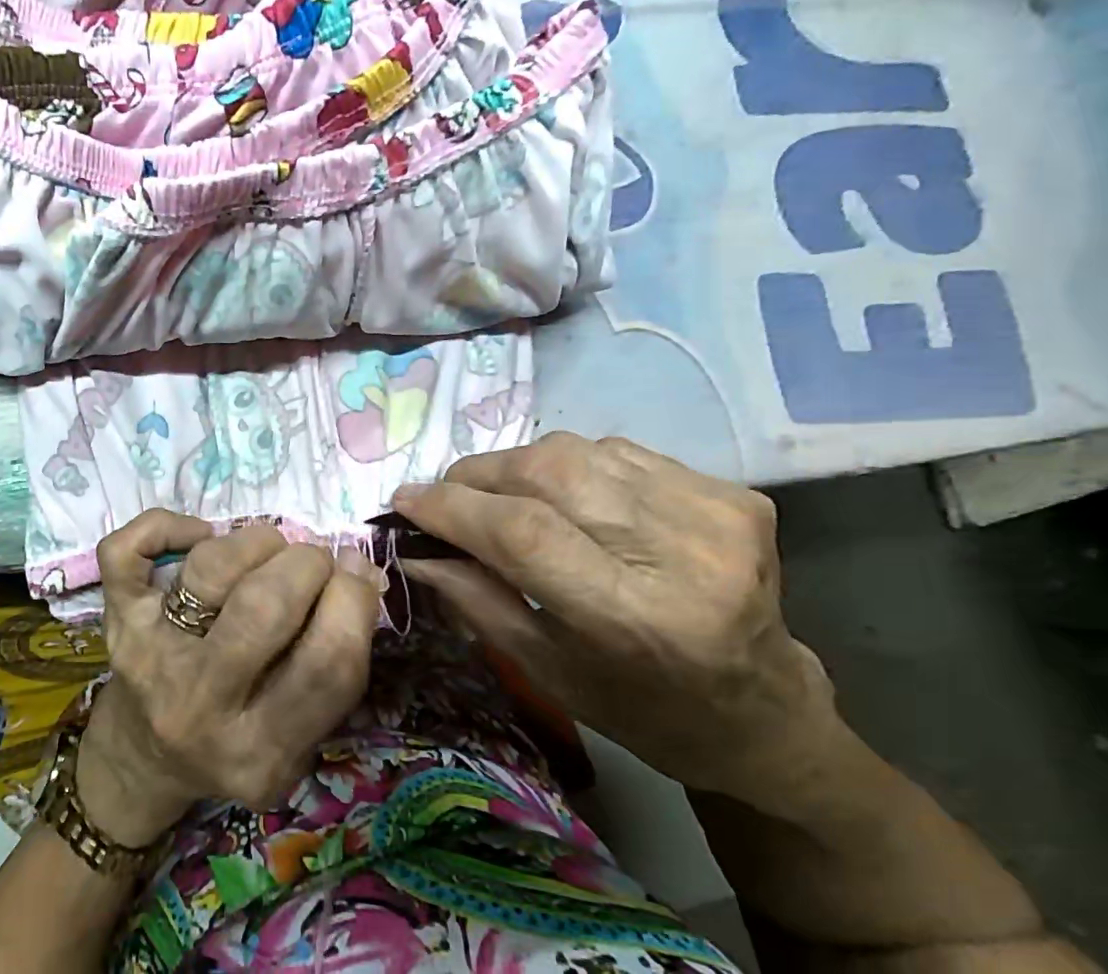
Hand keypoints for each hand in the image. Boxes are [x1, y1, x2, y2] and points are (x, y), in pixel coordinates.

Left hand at [73, 511, 381, 846]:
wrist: (144, 758)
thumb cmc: (234, 743)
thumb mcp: (297, 738)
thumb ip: (334, 666)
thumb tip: (361, 569)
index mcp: (259, 750)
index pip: (327, 664)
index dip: (354, 602)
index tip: (355, 576)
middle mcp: (198, 704)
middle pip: (265, 606)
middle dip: (306, 564)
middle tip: (313, 561)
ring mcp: (148, 657)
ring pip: (208, 568)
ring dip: (255, 540)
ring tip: (270, 548)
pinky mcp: (115, 622)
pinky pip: (127, 551)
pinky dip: (164, 525)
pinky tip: (198, 535)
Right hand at [392, 433, 843, 812]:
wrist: (760, 712)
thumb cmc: (636, 706)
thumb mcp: (540, 666)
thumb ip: (470, 596)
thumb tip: (411, 543)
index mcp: (634, 618)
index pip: (522, 533)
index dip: (452, 507)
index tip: (403, 500)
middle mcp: (685, 556)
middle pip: (550, 474)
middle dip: (477, 476)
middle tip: (445, 496)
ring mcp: (716, 515)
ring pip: (577, 451)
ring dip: (516, 467)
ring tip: (497, 497)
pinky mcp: (733, 494)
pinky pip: (615, 452)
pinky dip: (568, 467)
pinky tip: (563, 498)